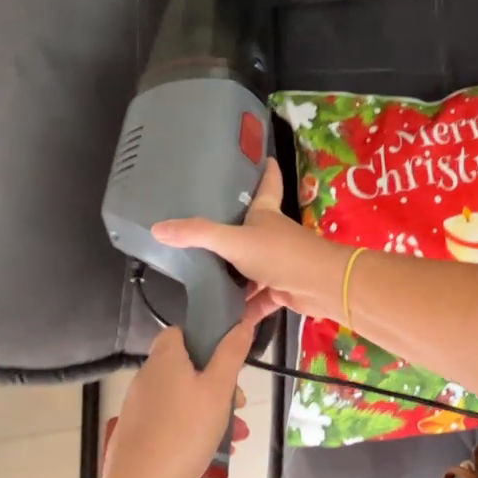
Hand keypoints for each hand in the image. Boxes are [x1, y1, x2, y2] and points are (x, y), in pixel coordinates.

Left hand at [103, 311, 269, 477]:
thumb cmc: (184, 432)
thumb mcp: (219, 388)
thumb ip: (232, 352)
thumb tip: (240, 323)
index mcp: (163, 359)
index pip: (179, 332)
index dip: (204, 337)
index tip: (227, 356)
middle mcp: (145, 379)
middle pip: (185, 367)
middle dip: (216, 381)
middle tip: (239, 402)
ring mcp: (137, 410)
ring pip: (181, 398)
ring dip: (210, 409)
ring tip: (235, 433)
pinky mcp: (134, 438)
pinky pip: (170, 422)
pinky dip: (191, 428)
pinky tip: (214, 451)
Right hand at [154, 162, 351, 321]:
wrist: (320, 286)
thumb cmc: (280, 253)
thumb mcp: (234, 241)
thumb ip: (198, 235)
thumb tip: (157, 228)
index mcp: (265, 214)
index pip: (267, 184)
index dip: (266, 170)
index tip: (264, 157)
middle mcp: (272, 235)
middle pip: (252, 229)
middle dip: (233, 230)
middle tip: (201, 232)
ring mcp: (278, 263)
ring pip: (251, 269)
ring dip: (233, 278)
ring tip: (200, 283)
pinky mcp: (282, 289)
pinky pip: (257, 300)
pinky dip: (243, 310)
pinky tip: (222, 319)